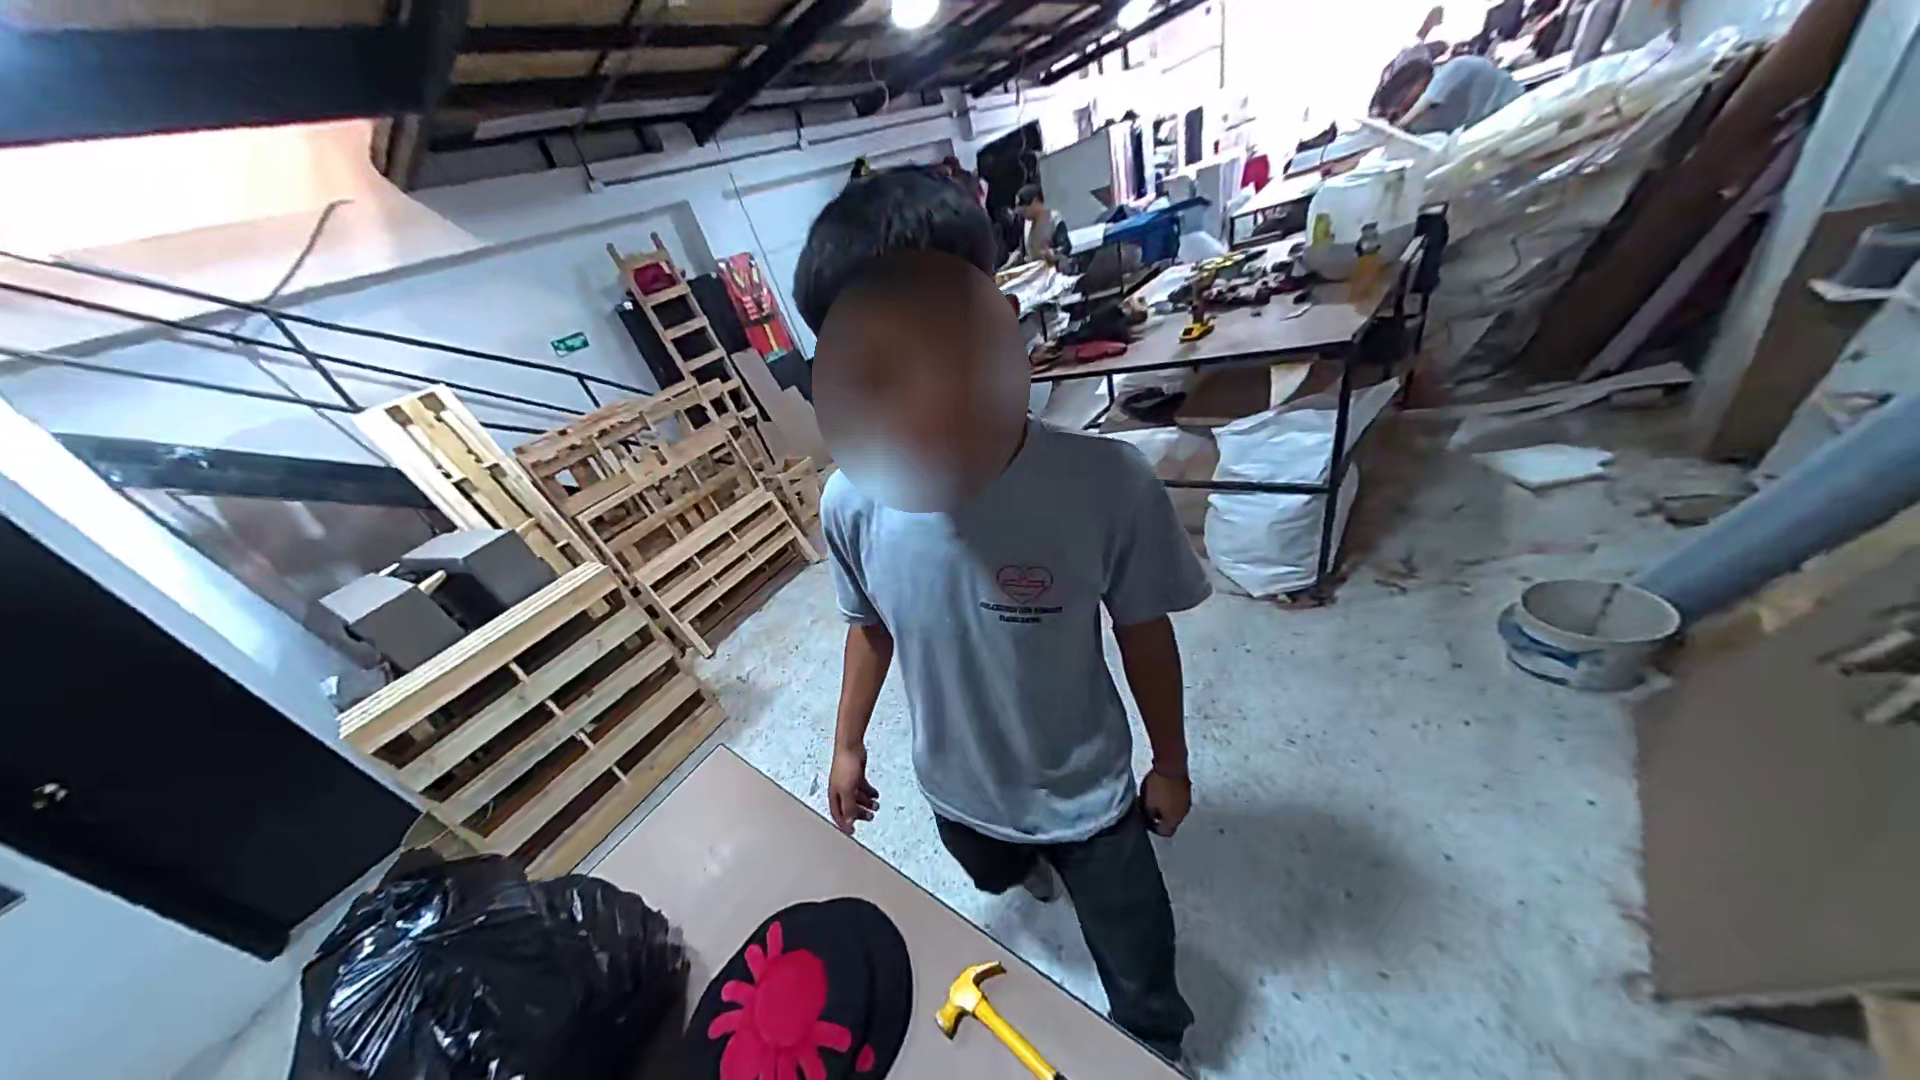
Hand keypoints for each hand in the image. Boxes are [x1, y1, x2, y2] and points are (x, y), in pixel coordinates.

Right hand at [828, 746, 879, 834]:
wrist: (851, 745)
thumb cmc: (845, 765)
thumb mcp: (847, 790)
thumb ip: (848, 807)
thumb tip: (849, 823)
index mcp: (834, 795)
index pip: (838, 815)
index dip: (845, 824)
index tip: (852, 832)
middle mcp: (840, 789)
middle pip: (849, 806)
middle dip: (859, 813)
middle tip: (870, 818)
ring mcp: (848, 781)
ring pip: (857, 797)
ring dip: (866, 803)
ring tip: (876, 806)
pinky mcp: (856, 774)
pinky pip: (862, 787)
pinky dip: (869, 792)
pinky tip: (875, 794)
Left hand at [1141, 767, 1190, 836]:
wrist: (1171, 765)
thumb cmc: (1158, 787)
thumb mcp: (1148, 803)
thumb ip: (1148, 815)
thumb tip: (1150, 817)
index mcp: (1175, 820)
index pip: (1166, 832)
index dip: (1155, 829)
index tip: (1146, 821)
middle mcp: (1184, 812)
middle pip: (1172, 820)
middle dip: (1160, 816)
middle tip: (1149, 809)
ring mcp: (1187, 799)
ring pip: (1175, 808)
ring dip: (1166, 806)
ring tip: (1154, 797)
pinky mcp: (1186, 787)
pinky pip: (1177, 797)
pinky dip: (1170, 796)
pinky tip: (1162, 788)